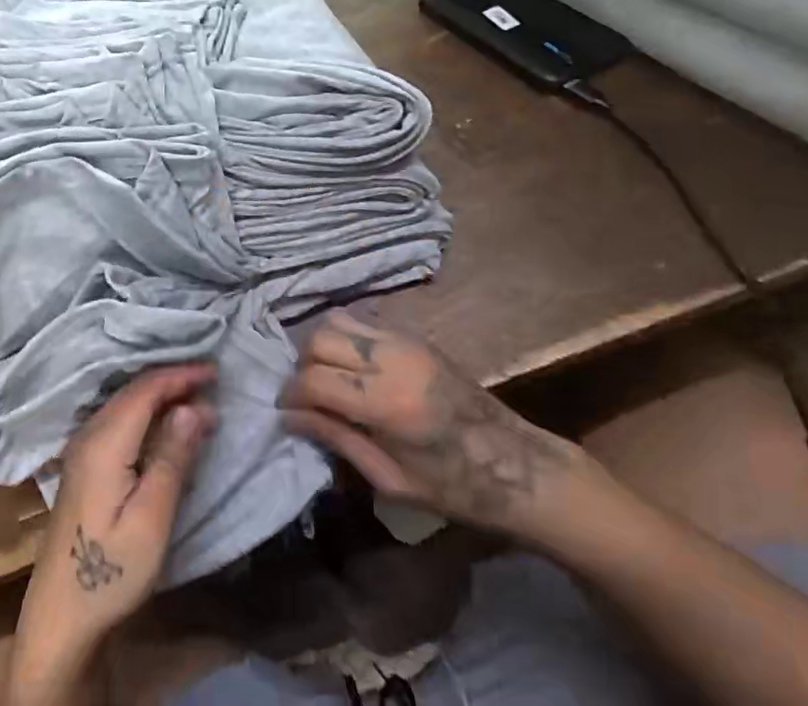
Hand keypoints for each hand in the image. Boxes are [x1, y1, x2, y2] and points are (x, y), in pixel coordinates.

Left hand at [8, 365, 216, 701]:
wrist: (62, 608)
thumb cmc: (112, 568)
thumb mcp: (151, 517)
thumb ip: (172, 457)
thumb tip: (194, 406)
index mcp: (103, 442)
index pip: (143, 391)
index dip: (179, 375)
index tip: (216, 370)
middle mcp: (87, 435)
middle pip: (131, 392)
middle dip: (171, 381)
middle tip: (212, 381)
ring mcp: (81, 449)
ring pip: (123, 404)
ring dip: (159, 396)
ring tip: (196, 396)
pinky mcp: (83, 464)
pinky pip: (117, 420)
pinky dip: (145, 412)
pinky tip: (164, 422)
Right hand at [282, 312, 586, 540]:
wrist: (520, 468)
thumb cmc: (454, 487)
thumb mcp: (388, 478)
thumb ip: (334, 437)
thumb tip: (287, 416)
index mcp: (387, 404)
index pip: (312, 379)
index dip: (290, 395)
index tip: (287, 412)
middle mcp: (392, 361)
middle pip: (318, 341)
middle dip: (302, 367)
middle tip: (308, 394)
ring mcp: (405, 343)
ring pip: (334, 322)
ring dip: (320, 347)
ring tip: (327, 376)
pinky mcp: (414, 337)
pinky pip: (360, 320)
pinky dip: (343, 337)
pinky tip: (350, 365)